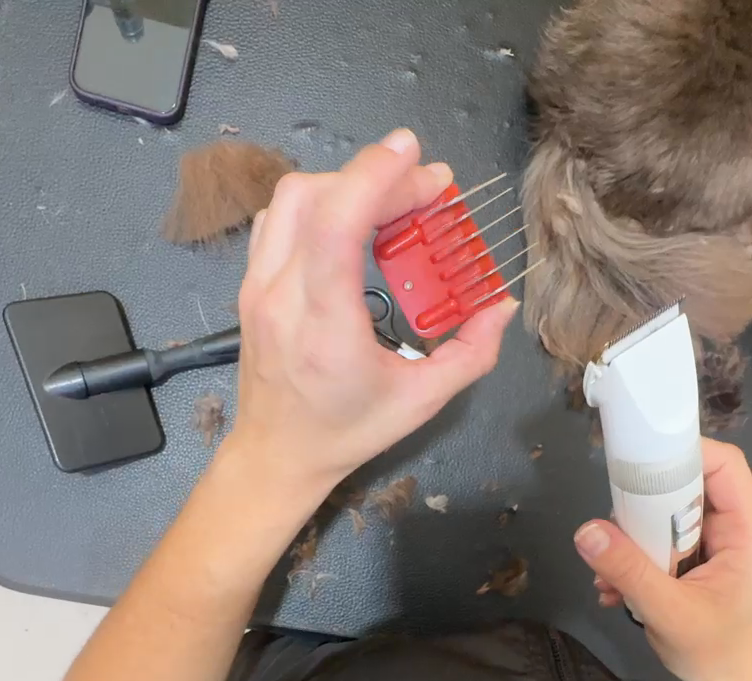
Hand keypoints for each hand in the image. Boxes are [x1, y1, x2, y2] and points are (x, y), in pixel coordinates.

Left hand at [226, 128, 520, 500]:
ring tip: (390, 201)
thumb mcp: (421, 402)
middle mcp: (280, 297)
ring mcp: (257, 289)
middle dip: (374, 177)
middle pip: (314, 198)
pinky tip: (349, 221)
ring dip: (343, 185)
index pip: (336, 225)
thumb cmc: (348, 432)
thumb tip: (501, 305)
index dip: (374, 177)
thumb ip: (470, 354)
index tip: (416, 155)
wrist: (278, 455)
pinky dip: (316, 204)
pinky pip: (276, 221)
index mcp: (324, 327)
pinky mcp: (249, 288)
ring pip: (289, 201)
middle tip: (426, 189)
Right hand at [573, 440, 751, 680]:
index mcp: (747, 531)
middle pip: (686, 485)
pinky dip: (629, 557)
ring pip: (663, 513)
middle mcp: (731, 528)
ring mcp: (709, 544)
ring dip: (629, 537)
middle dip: (643, 504)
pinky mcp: (689, 559)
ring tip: (608, 569)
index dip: (684, 453)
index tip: (638, 463)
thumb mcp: (668, 611)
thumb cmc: (713, 651)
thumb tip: (587, 531)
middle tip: (614, 528)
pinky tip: (612, 586)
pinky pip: (654, 538)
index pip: (724, 465)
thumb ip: (628, 570)